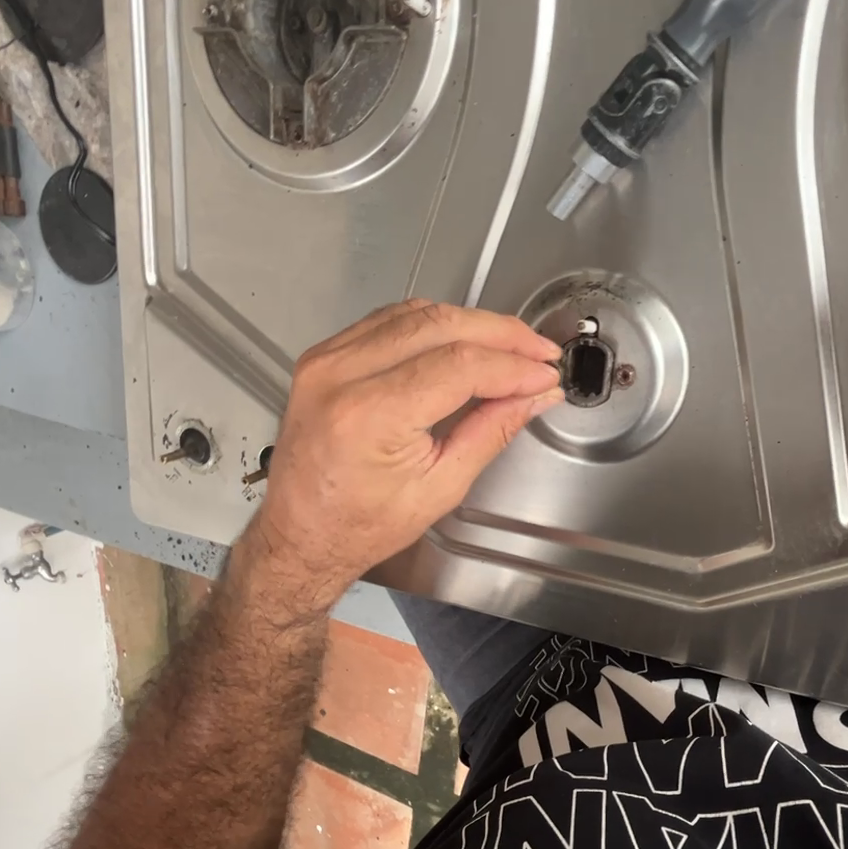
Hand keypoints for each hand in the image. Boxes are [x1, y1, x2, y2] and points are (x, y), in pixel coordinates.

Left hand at [238, 300, 561, 605]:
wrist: (300, 535)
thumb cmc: (364, 526)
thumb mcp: (441, 488)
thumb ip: (492, 431)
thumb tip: (538, 395)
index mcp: (370, 416)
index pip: (459, 366)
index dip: (513, 366)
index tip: (547, 375)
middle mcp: (341, 374)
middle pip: (439, 325)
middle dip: (500, 333)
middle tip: (539, 351)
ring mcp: (327, 359)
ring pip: (416, 313)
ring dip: (471, 323)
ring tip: (511, 346)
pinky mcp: (324, 355)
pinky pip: (389, 321)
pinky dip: (434, 324)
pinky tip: (465, 340)